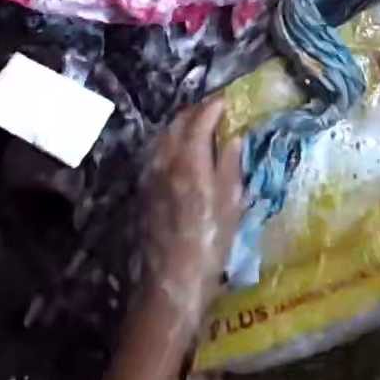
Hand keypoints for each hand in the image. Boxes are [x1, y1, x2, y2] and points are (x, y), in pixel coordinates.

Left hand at [140, 95, 243, 330]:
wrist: (171, 279)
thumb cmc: (210, 243)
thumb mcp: (231, 203)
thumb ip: (230, 164)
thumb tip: (234, 136)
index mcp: (190, 158)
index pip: (201, 118)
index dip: (215, 106)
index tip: (228, 100)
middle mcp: (167, 157)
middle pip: (180, 120)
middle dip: (198, 110)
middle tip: (216, 111)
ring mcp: (152, 169)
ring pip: (166, 132)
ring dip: (183, 123)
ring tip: (202, 125)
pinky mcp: (146, 183)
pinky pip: (159, 148)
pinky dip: (172, 138)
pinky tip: (183, 147)